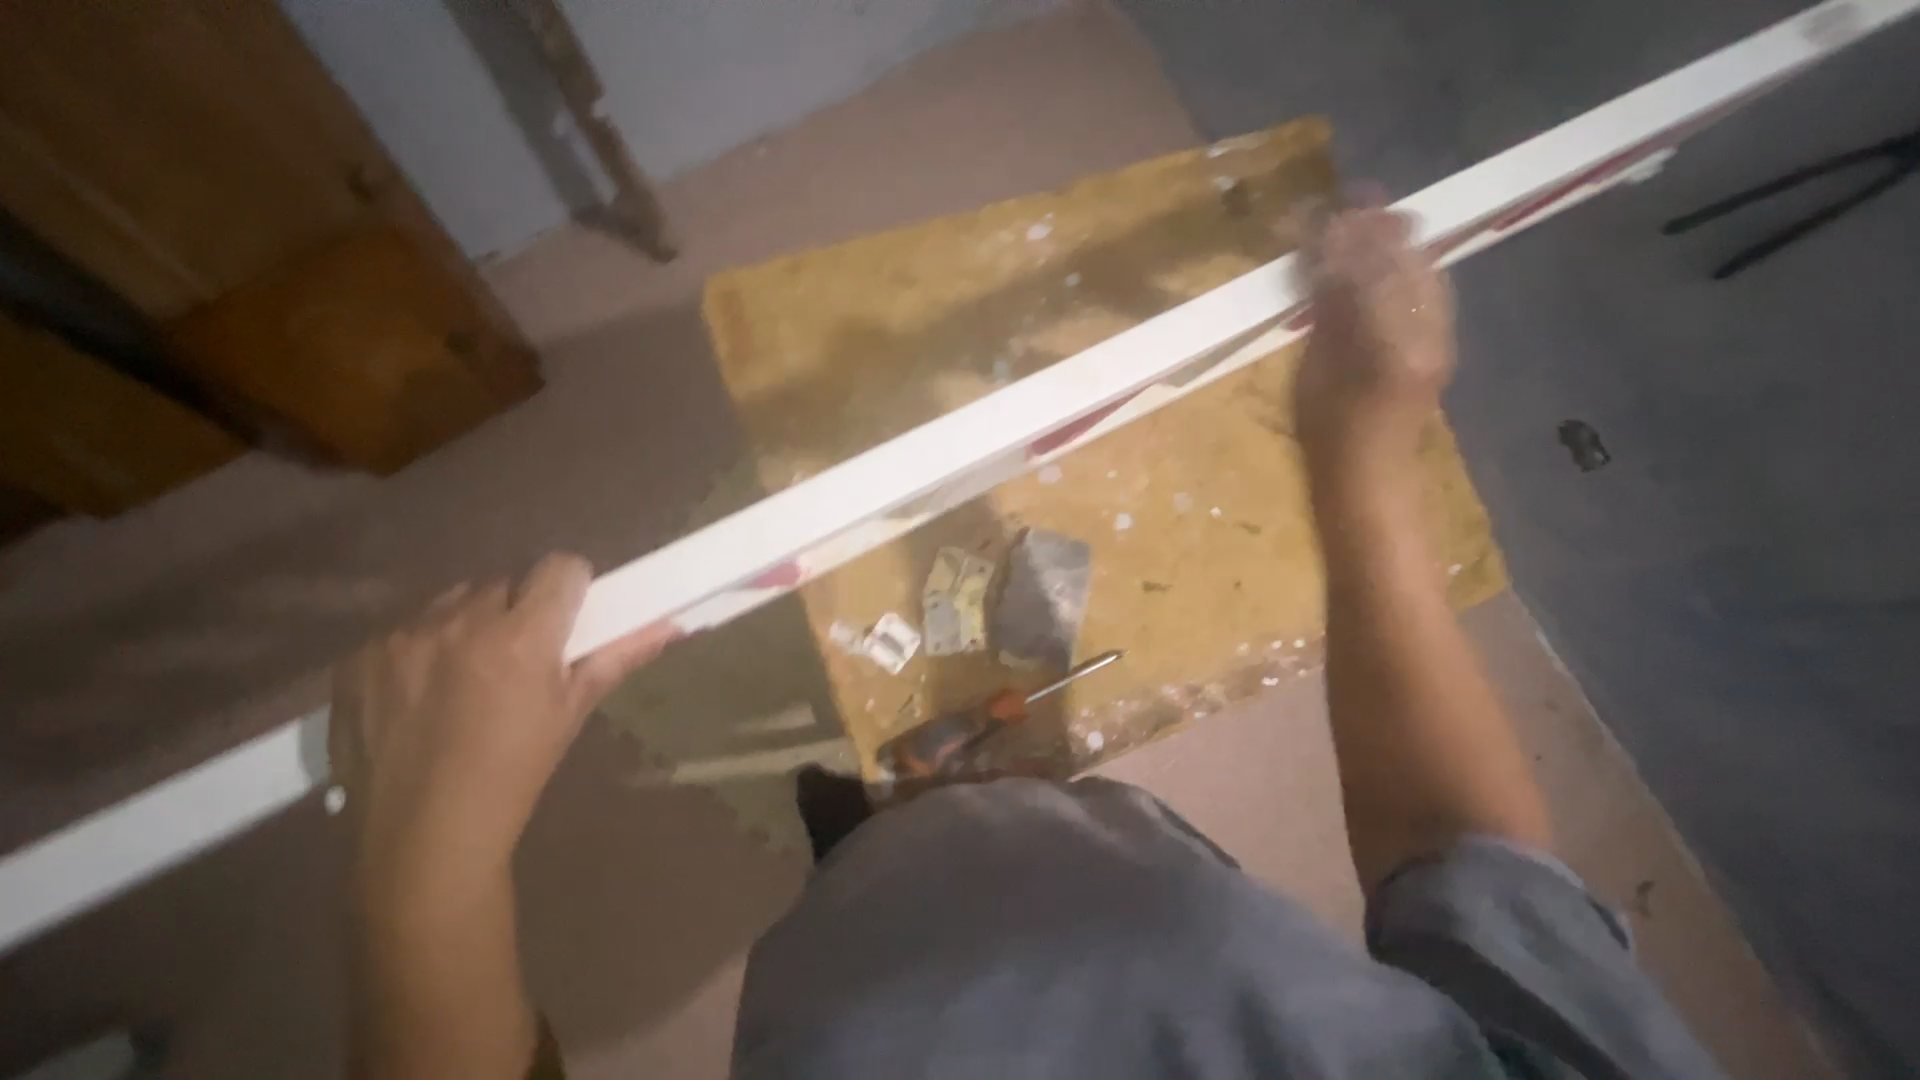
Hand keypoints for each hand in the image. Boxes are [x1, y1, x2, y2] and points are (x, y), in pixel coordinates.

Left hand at [332, 554, 672, 898]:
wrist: (424, 836)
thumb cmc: (516, 773)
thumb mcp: (572, 712)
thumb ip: (620, 656)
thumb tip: (673, 623)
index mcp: (522, 637)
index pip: (560, 567)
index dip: (570, 588)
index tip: (568, 619)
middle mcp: (461, 622)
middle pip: (505, 584)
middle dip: (517, 611)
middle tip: (518, 659)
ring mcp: (402, 637)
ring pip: (452, 602)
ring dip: (467, 625)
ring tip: (465, 677)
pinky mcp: (358, 656)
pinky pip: (405, 629)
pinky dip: (420, 650)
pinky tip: (421, 695)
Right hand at [1293, 198, 1454, 481]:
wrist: (1370, 476)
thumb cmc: (1326, 435)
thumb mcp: (1313, 372)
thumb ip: (1325, 312)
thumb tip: (1322, 255)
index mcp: (1386, 345)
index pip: (1366, 270)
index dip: (1341, 236)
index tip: (1317, 212)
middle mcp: (1426, 333)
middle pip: (1404, 260)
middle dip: (1373, 226)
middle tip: (1345, 201)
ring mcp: (1441, 336)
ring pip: (1423, 267)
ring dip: (1393, 239)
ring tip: (1367, 215)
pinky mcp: (1442, 340)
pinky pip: (1428, 287)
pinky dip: (1405, 264)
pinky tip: (1386, 255)